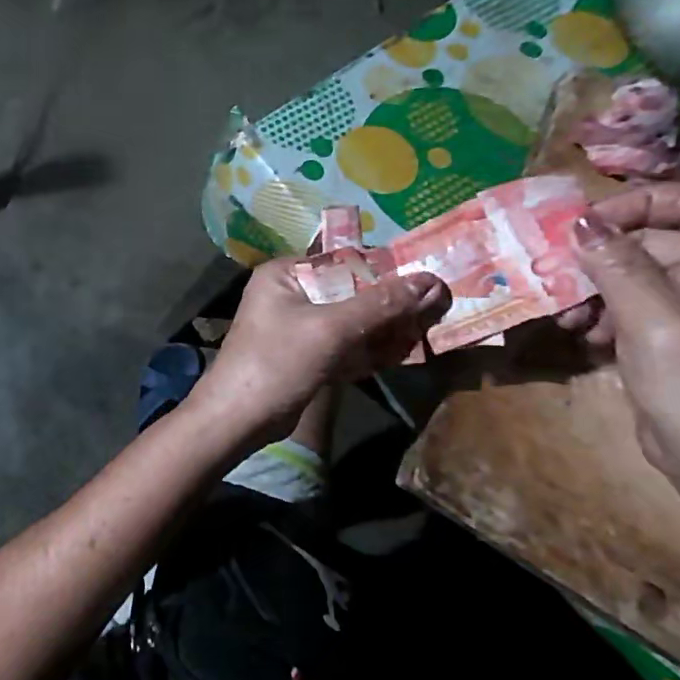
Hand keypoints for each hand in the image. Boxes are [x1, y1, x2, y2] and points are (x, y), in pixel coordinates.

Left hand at [188, 259, 447, 446]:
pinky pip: (348, 345)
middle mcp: (290, 293)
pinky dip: (373, 350)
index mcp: (285, 274)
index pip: (345, 260)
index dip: (387, 268)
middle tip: (441, 307)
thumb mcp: (330, 329)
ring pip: (354, 320)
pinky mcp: (308, 354)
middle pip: (353, 291)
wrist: (238, 418)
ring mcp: (299, 326)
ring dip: (388, 328)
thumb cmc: (276, 362)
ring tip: (432, 330)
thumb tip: (431, 281)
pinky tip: (406, 353)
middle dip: (393, 303)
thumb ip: (380, 304)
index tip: (433, 276)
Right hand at [566, 182, 679, 498]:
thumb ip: (619, 270)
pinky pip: (641, 312)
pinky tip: (582, 337)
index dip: (646, 203)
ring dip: (595, 291)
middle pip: (664, 243)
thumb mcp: (659, 330)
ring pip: (643, 280)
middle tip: (550, 273)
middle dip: (602, 257)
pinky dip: (606, 318)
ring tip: (563, 316)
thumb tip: (579, 221)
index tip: (584, 225)